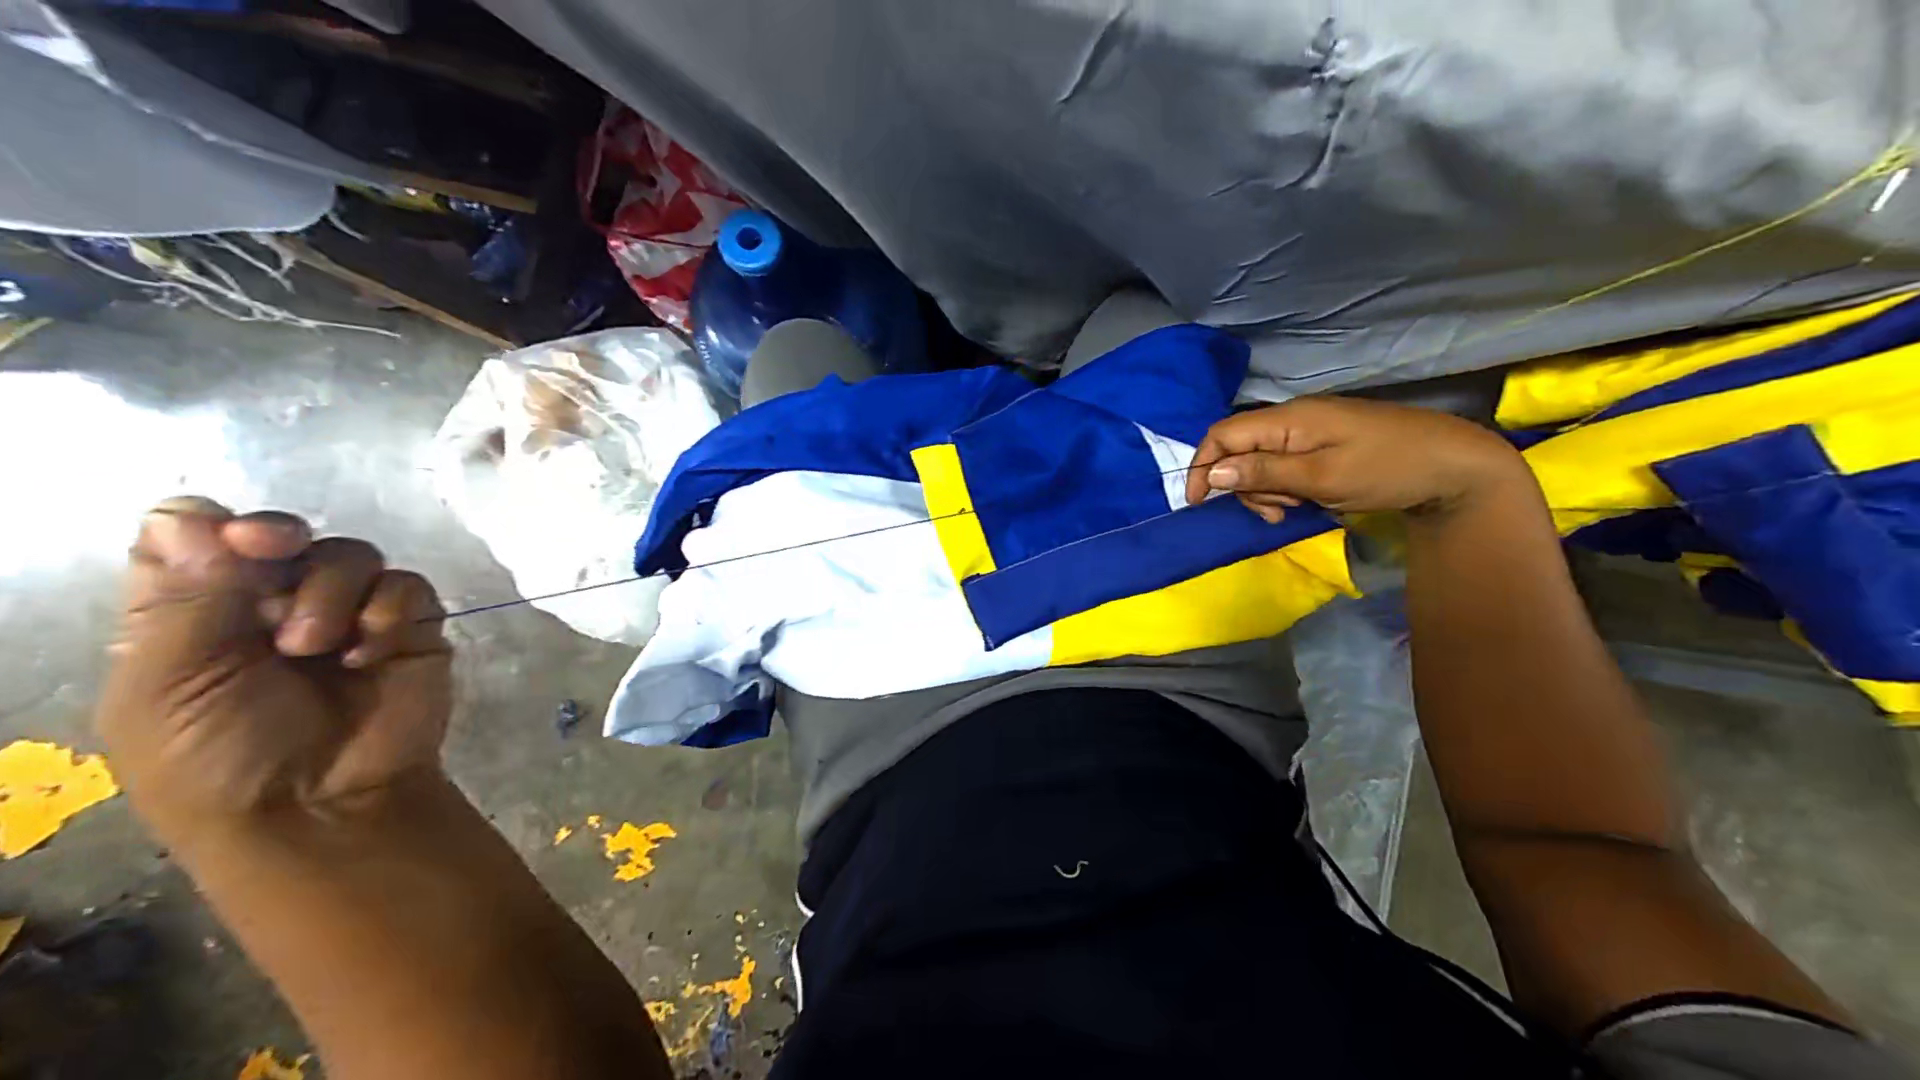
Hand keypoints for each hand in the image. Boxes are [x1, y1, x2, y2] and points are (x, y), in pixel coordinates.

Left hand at [96, 497, 451, 846]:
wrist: (322, 806)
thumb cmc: (219, 757)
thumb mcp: (166, 685)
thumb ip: (185, 598)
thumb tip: (194, 516)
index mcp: (193, 612)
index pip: (196, 536)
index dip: (213, 524)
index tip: (233, 541)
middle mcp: (271, 604)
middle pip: (282, 532)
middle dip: (281, 538)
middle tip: (277, 556)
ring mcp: (347, 614)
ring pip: (351, 554)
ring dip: (333, 592)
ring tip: (321, 647)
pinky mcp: (409, 629)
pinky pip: (407, 587)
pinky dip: (389, 613)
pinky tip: (370, 653)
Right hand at [1184, 396, 1527, 522]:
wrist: (1457, 465)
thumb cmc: (1388, 469)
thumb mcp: (1322, 477)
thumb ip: (1264, 473)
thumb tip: (1212, 472)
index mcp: (1289, 419)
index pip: (1223, 435)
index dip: (1202, 466)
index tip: (1199, 502)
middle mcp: (1293, 418)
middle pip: (1240, 450)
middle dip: (1243, 485)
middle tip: (1274, 511)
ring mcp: (1310, 430)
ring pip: (1260, 461)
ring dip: (1266, 490)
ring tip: (1295, 509)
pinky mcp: (1324, 444)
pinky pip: (1285, 464)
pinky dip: (1285, 487)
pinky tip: (1305, 502)